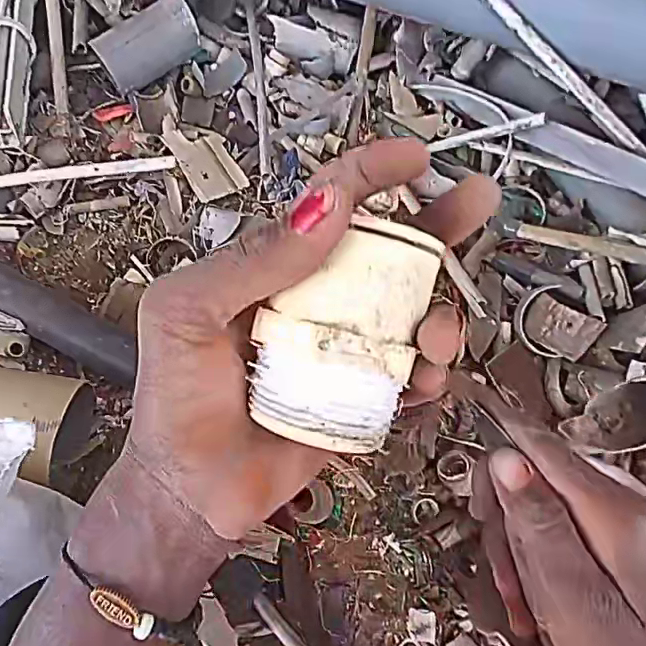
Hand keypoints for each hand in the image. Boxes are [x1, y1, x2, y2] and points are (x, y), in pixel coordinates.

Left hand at [127, 138, 498, 541]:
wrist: (190, 485)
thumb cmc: (174, 400)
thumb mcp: (187, 314)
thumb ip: (251, 261)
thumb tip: (321, 209)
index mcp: (267, 274)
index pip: (324, 210)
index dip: (368, 177)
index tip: (409, 160)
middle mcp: (310, 305)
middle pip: (381, 253)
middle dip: (433, 226)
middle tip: (472, 204)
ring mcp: (337, 350)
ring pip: (407, 315)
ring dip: (436, 315)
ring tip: (433, 333)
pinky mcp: (356, 397)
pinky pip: (406, 376)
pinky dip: (427, 374)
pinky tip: (423, 379)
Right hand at [464, 387, 645, 645]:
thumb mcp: (574, 606)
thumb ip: (538, 527)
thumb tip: (505, 458)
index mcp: (610, 510)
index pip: (535, 444)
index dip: (490, 428)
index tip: (455, 402)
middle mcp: (618, 501)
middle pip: (529, 476)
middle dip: (502, 524)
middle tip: (504, 580)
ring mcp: (618, 521)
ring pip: (535, 508)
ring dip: (517, 555)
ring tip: (527, 610)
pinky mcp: (616, 542)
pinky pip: (554, 533)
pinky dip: (537, 566)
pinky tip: (541, 607)